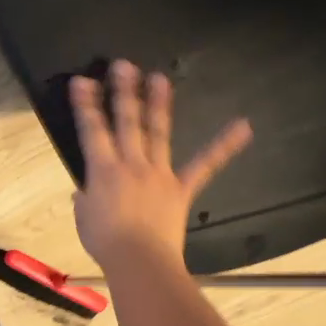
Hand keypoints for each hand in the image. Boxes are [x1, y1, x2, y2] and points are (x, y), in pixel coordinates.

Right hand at [70, 60, 251, 271]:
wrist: (139, 260)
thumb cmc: (104, 241)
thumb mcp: (83, 218)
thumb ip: (85, 199)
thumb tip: (86, 192)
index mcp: (102, 171)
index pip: (92, 132)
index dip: (86, 106)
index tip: (82, 82)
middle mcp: (130, 164)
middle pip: (126, 123)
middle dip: (123, 92)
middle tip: (123, 65)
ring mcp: (158, 173)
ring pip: (158, 132)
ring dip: (158, 104)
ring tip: (160, 78)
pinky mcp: (181, 187)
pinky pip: (204, 164)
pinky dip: (224, 145)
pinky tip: (243, 126)